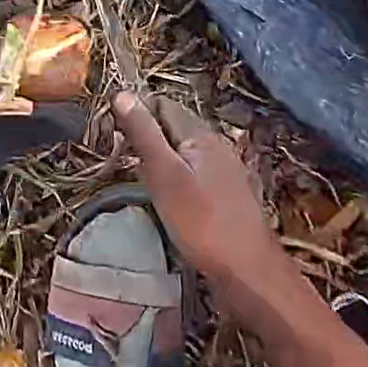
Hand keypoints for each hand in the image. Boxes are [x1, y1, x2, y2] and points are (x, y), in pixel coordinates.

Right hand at [111, 91, 287, 286]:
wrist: (250, 273)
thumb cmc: (202, 223)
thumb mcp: (164, 175)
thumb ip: (144, 133)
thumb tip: (122, 93)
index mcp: (201, 134)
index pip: (162, 105)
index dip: (137, 115)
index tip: (117, 139)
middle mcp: (217, 143)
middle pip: (174, 126)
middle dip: (149, 137)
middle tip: (127, 162)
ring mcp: (227, 168)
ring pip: (185, 150)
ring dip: (163, 158)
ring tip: (145, 181)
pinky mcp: (230, 192)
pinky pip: (196, 170)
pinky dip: (178, 176)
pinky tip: (172, 199)